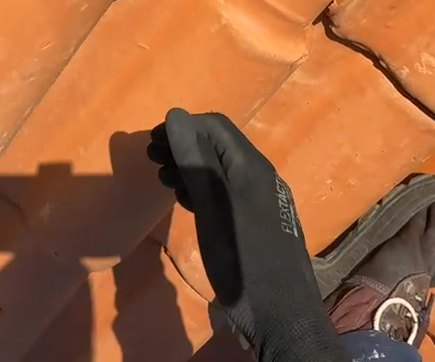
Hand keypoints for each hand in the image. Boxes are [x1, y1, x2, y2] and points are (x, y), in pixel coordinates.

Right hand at [150, 109, 347, 361]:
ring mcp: (261, 200)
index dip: (182, 126)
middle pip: (217, 145)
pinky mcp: (257, 223)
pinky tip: (185, 201)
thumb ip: (195, 159)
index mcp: (252, 166)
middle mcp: (260, 176)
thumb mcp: (213, 206)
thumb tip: (175, 114)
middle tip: (152, 158)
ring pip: (219, 169)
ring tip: (162, 178)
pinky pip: (225, 192)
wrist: (282, 320)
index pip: (214, 125)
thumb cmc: (243, 259)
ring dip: (190, 167)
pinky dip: (201, 189)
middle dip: (183, 145)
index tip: (153, 142)